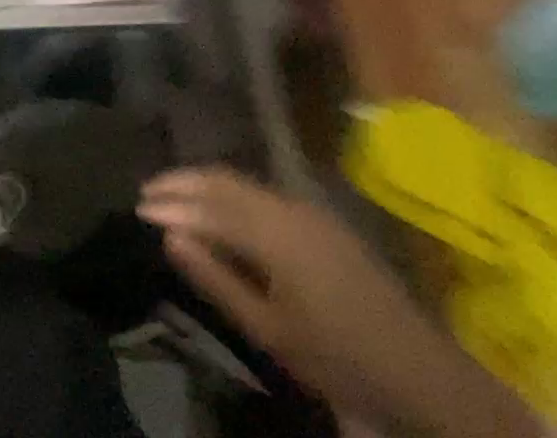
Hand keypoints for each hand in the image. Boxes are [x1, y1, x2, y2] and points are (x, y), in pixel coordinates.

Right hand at [138, 169, 541, 437]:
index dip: (171, 204)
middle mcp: (292, 209)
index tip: (136, 207)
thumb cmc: (335, 356)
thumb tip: (170, 236)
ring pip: (246, 184)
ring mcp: (312, 212)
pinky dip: (231, 195)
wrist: (419, 373)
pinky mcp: (324, 223)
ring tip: (173, 195)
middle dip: (183, 183)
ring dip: (206, 186)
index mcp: (275, 233)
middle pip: (226, 182)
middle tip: (146, 191)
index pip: (209, 205)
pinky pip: (264, 195)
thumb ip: (214, 277)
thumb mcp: (267, 327)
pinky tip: (219, 210)